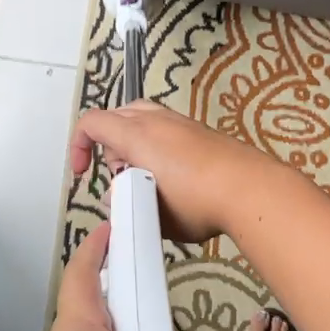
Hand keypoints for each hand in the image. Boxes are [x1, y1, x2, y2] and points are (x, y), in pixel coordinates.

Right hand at [67, 101, 291, 242]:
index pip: (92, 123)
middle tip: (121, 178)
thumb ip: (127, 204)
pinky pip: (168, 129)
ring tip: (147, 178)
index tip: (81, 173)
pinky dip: (159, 146)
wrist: (251, 190)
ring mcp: (183, 122)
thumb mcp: (151, 214)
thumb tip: (118, 197)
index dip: (78, 145)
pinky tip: (174, 177)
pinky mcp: (203, 132)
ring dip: (135, 143)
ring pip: (144, 119)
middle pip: (117, 116)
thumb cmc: (197, 203)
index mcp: (137, 135)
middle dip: (109, 145)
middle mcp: (157, 120)